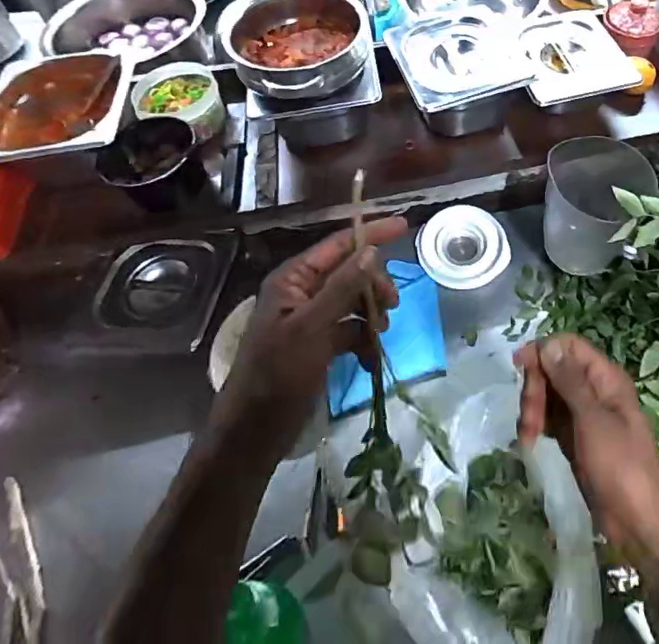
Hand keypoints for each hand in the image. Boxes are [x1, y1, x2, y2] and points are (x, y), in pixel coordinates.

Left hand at [212, 217, 407, 462]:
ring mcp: (312, 319)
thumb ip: (342, 288)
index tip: (404, 225)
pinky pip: (352, 329)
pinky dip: (364, 341)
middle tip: (392, 305)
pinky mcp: (320, 343)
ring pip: (355, 301)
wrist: (254, 433)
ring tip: (379, 336)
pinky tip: (371, 361)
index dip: (371, 233)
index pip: (338, 244)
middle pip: (351, 272)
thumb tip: (372, 251)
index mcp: (293, 279)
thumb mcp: (312, 328)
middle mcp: (303, 292)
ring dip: (372, 314)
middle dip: (374, 285)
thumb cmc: (277, 374)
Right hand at [514, 334, 658, 605]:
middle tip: (529, 422)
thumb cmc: (621, 466)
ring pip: (548, 394)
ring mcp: (583, 415)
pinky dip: (537, 425)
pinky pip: (549, 418)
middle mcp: (594, 390)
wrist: (640, 524)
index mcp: (605, 378)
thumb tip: (547, 344)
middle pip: (553, 369)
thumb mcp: (593, 420)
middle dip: (535, 389)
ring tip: (528, 439)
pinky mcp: (575, 438)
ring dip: (533, 410)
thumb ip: (569, 381)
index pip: (568, 345)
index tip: (519, 368)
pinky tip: (529, 442)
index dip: (543, 351)